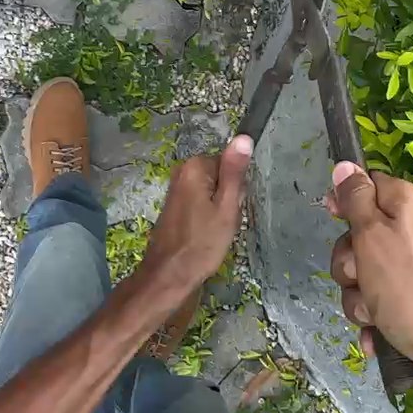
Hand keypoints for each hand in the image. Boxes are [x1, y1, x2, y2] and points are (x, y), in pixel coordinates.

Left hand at [138, 134, 253, 299]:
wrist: (169, 275)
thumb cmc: (202, 243)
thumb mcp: (226, 207)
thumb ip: (234, 172)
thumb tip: (244, 137)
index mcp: (195, 166)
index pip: (229, 165)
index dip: (235, 189)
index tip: (230, 209)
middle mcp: (182, 171)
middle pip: (220, 176)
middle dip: (226, 199)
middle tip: (223, 222)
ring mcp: (176, 188)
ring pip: (212, 191)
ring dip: (218, 210)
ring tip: (215, 230)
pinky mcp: (175, 204)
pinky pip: (201, 202)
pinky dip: (207, 216)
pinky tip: (205, 234)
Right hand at [326, 161, 412, 375]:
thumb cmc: (410, 287)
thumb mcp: (374, 235)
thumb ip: (356, 199)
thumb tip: (346, 165)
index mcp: (405, 204)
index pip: (366, 185)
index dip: (345, 202)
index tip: (333, 218)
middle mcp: (411, 231)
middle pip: (359, 235)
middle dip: (349, 263)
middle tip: (360, 276)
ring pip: (363, 274)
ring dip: (360, 297)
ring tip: (375, 313)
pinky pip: (378, 303)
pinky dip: (374, 319)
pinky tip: (379, 334)